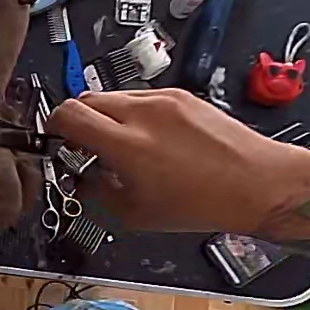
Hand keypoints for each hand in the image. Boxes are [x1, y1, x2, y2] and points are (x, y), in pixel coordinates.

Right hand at [45, 89, 309, 233]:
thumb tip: (83, 178)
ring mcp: (163, 99)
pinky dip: (134, 115)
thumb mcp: (137, 214)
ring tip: (125, 148)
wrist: (256, 182)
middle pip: (86, 99)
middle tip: (88, 149)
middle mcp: (141, 113)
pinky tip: (153, 141)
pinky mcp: (182, 94)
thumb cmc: (200, 204)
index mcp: (126, 144)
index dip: (54, 127)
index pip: (68, 114)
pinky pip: (142, 98)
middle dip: (79, 123)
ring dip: (107, 118)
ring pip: (114, 97)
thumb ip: (99, 192)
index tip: (57, 141)